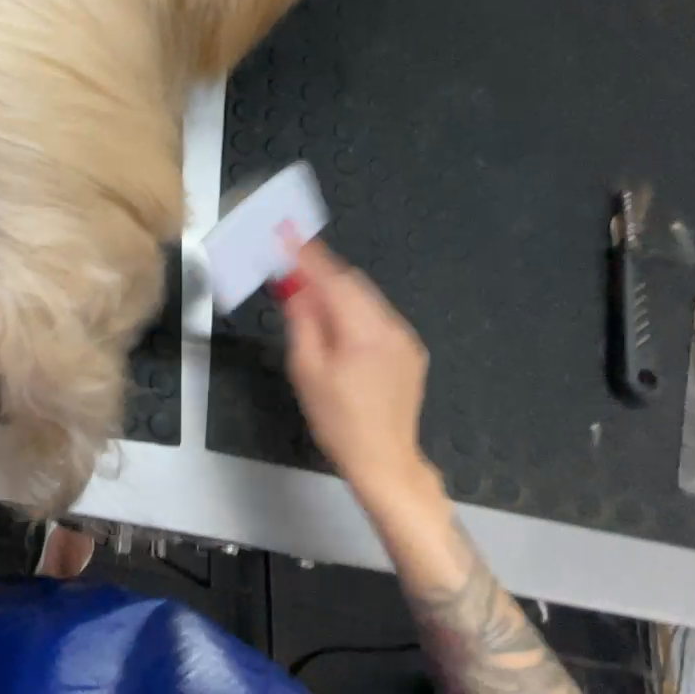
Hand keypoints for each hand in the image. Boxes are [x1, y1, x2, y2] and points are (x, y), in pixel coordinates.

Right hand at [281, 241, 432, 501]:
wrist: (384, 461)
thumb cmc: (337, 419)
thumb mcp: (306, 369)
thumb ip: (302, 321)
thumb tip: (294, 286)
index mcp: (364, 332)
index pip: (332, 280)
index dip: (306, 255)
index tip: (285, 233)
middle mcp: (391, 328)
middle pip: (352, 283)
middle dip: (320, 271)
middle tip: (288, 268)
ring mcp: (404, 340)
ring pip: (364, 298)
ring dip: (335, 291)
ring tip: (305, 298)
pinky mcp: (408, 353)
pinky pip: (375, 316)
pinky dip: (351, 309)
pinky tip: (333, 325)